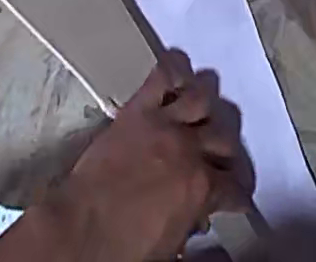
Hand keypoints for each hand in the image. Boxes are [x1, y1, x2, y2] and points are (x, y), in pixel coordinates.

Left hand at [45, 50, 250, 261]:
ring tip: (204, 115)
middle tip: (221, 158)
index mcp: (200, 187)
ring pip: (203, 98)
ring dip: (207, 107)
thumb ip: (193, 230)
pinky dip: (174, 70)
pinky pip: (163, 76)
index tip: (234, 195)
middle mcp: (189, 148)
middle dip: (228, 150)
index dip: (238, 192)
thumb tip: (202, 223)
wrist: (77, 231)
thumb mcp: (167, 250)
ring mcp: (164, 123)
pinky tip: (180, 77)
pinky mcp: (138, 109)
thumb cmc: (119, 249)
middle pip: (226, 136)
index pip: (235, 184)